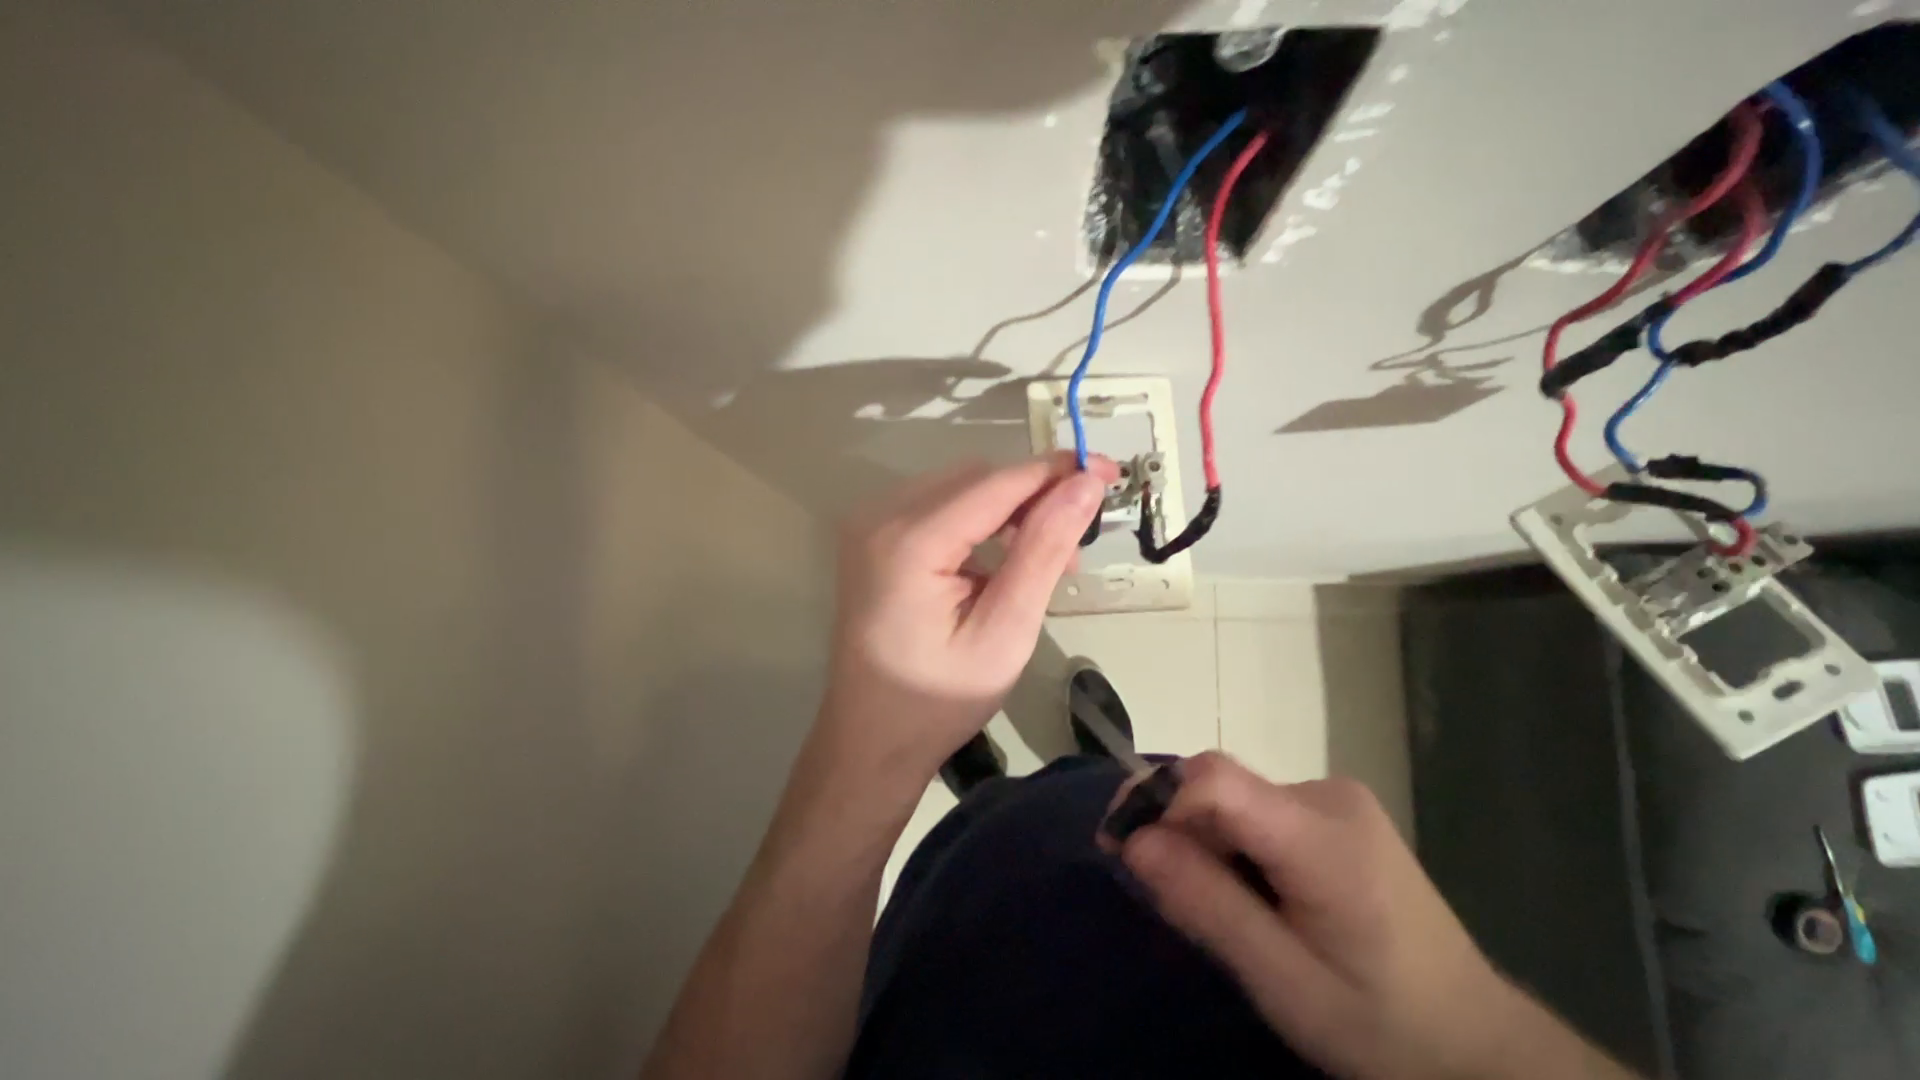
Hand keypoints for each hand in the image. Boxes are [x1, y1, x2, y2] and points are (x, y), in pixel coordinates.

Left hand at [819, 453, 1116, 781]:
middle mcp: (881, 516)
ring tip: (1051, 557)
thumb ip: (1043, 551)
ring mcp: (871, 525)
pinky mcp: (874, 540)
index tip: (1112, 471)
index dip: (1057, 471)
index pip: (997, 481)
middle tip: (1082, 538)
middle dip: (1035, 495)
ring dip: (1010, 510)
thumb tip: (1086, 484)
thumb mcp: (1004, 631)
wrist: (870, 740)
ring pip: (960, 489)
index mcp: (909, 540)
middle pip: (976, 478)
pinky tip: (1006, 560)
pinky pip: (938, 509)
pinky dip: (980, 523)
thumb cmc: (940, 700)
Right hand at [1117, 754, 1631, 1079]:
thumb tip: (1134, 839)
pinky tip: (1251, 898)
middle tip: (1163, 899)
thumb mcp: (1282, 982)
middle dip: (1177, 831)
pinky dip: (1234, 844)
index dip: (1155, 799)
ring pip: (1236, 799)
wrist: (1475, 1042)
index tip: (1118, 847)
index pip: (1216, 779)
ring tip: (1216, 911)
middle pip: (1222, 788)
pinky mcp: (1340, 814)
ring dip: (1206, 842)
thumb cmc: (1378, 1024)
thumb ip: (1208, 905)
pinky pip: (1260, 810)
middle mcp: (1330, 797)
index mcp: (1323, 838)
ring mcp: (1340, 801)